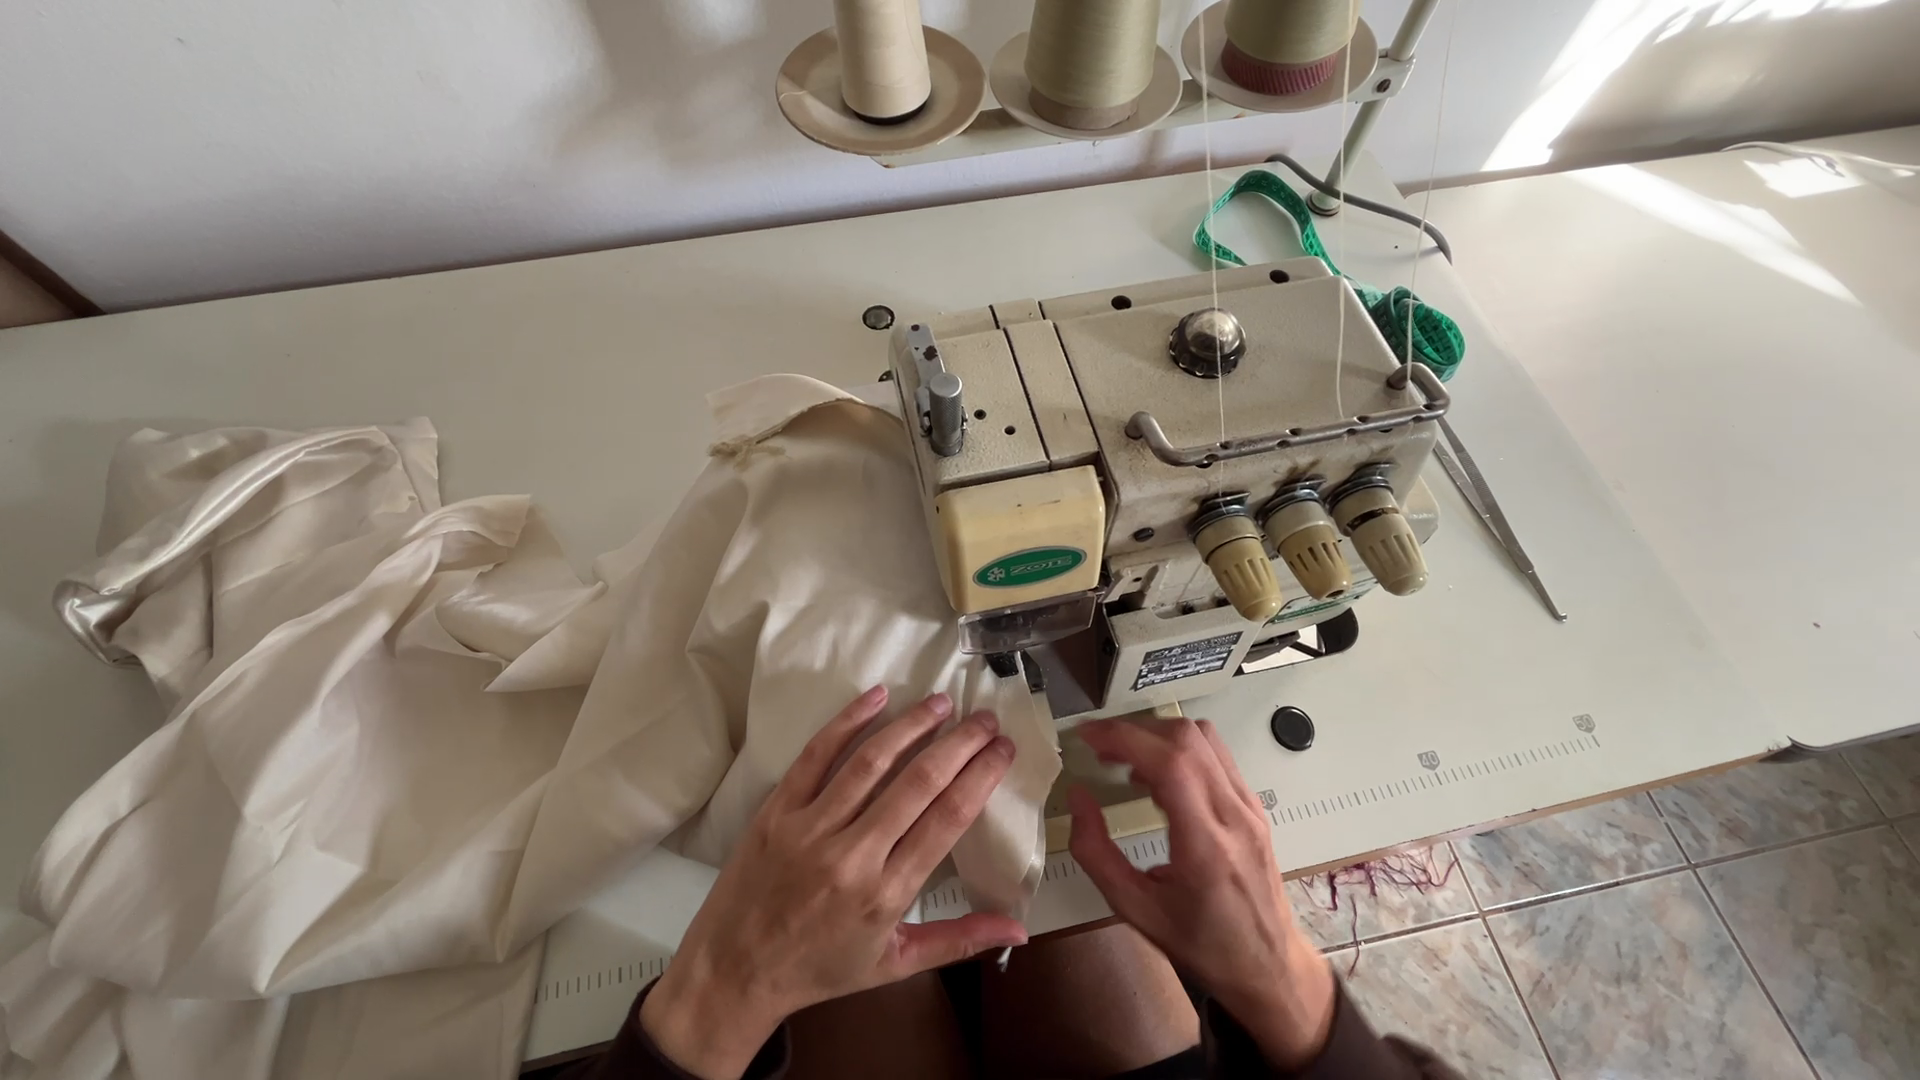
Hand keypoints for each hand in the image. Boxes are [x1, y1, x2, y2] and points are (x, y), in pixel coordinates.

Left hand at [640, 687, 1026, 1078]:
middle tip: (984, 718)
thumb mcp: (895, 964)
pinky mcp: (777, 810)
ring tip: (940, 702)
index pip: (948, 819)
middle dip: (959, 743)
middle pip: (918, 783)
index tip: (1003, 748)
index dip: (981, 776)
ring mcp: (810, 829)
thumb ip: (960, 940)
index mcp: (886, 895)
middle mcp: (852, 856)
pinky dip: (848, 722)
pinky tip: (877, 696)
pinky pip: (816, 756)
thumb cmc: (821, 967)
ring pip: (871, 762)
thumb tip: (1022, 928)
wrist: (733, 971)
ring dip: (911, 725)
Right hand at [1066, 717, 1336, 1069]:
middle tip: (1100, 748)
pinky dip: (1180, 749)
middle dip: (1134, 730)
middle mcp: (1234, 815)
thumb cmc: (1202, 945)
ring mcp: (1250, 806)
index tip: (1089, 738)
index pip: (1170, 763)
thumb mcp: (1135, 909)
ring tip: (1127, 760)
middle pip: (1186, 738)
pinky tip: (1158, 776)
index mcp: (1206, 844)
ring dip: (1158, 735)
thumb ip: (1095, 852)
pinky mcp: (1254, 805)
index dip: (1124, 738)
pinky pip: (1215, 755)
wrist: (1269, 968)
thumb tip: (1078, 797)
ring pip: (1204, 736)